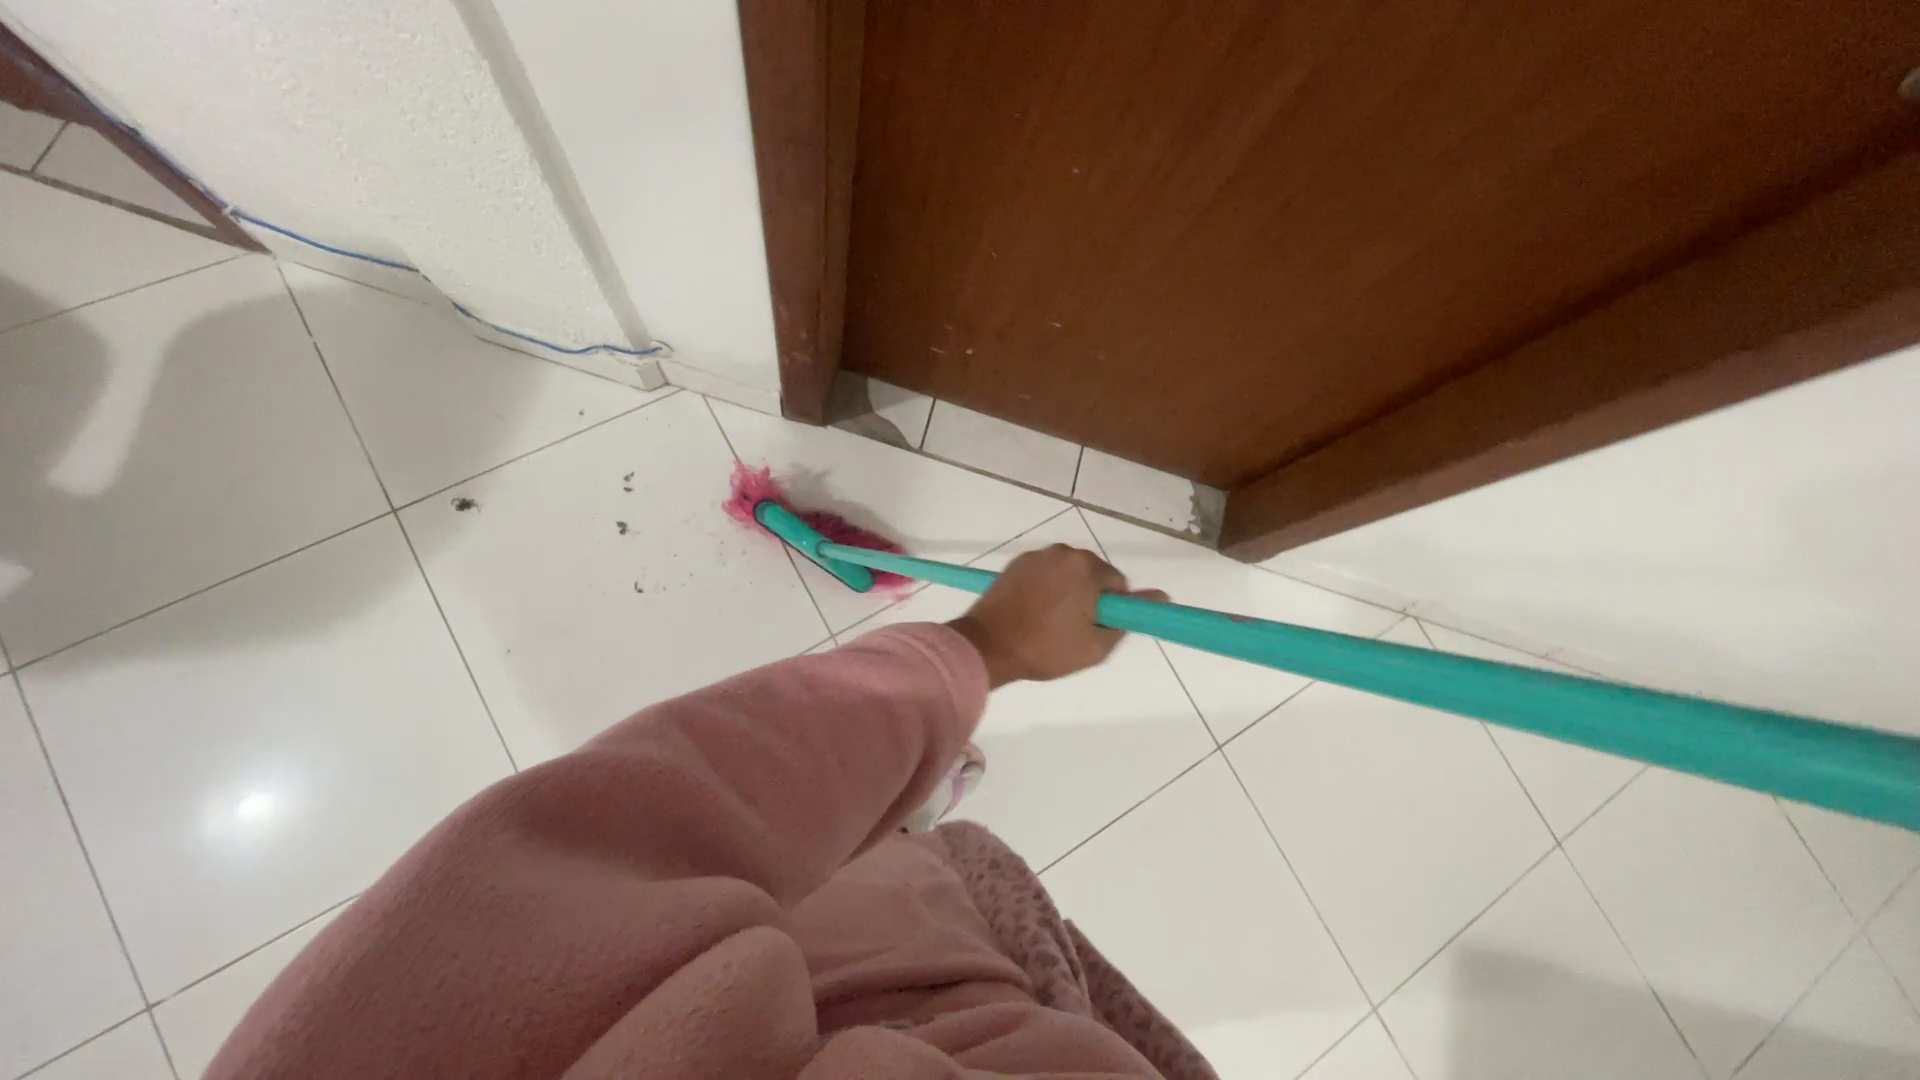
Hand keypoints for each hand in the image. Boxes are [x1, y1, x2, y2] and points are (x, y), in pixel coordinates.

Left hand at [947, 544, 1167, 686]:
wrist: (987, 646)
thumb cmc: (1045, 649)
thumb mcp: (1096, 646)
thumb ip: (1128, 619)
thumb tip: (1162, 596)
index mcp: (1086, 568)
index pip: (1118, 584)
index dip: (1111, 608)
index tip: (1095, 627)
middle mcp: (1063, 552)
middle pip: (1093, 574)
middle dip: (1089, 597)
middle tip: (1072, 630)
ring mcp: (1036, 556)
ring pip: (1068, 573)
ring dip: (1068, 591)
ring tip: (1050, 622)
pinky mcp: (1016, 563)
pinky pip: (1045, 573)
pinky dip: (1046, 587)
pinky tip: (1033, 611)